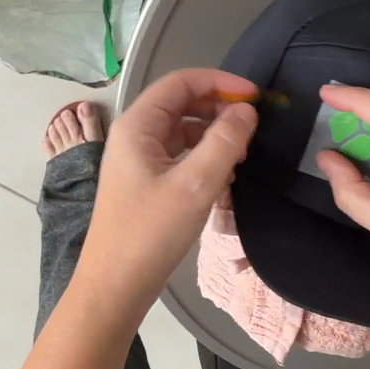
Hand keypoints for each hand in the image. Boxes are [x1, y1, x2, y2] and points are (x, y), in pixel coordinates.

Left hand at [77, 68, 258, 311]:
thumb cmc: (150, 233)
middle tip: (253, 126)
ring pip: (182, 132)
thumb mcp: (195, 185)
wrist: (114, 286)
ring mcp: (137, 161)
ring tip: (243, 154)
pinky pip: (179, 156)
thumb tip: (246, 111)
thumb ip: (225, 142)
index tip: (255, 97)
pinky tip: (224, 175)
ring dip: (213, 135)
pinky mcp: (144, 184)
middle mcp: (134, 136)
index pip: (181, 82)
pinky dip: (203, 158)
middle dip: (218, 108)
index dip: (220, 82)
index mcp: (137, 126)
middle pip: (181, 104)